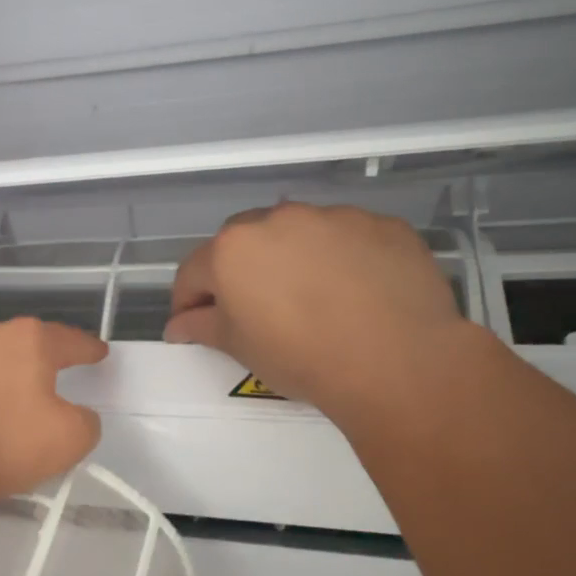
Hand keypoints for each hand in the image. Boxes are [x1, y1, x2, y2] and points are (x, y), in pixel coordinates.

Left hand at [0, 318, 106, 498]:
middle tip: (50, 381)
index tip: (99, 352)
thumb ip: (84, 425)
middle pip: (20, 347)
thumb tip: (78, 417)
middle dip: (36, 364)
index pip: (68, 341)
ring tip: (4, 410)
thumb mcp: (64, 440)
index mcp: (27, 341)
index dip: (87, 349)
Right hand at [164, 202, 466, 413]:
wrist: (396, 358)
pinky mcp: (383, 225)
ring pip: (299, 236)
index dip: (188, 302)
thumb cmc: (299, 355)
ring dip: (292, 261)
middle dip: (240, 273)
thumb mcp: (237, 347)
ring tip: (310, 301)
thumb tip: (179, 325)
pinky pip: (347, 239)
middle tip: (253, 311)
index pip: (193, 272)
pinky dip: (341, 260)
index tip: (194, 325)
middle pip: (244, 243)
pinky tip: (353, 295)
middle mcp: (279, 219)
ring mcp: (335, 217)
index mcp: (232, 249)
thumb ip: (201, 327)